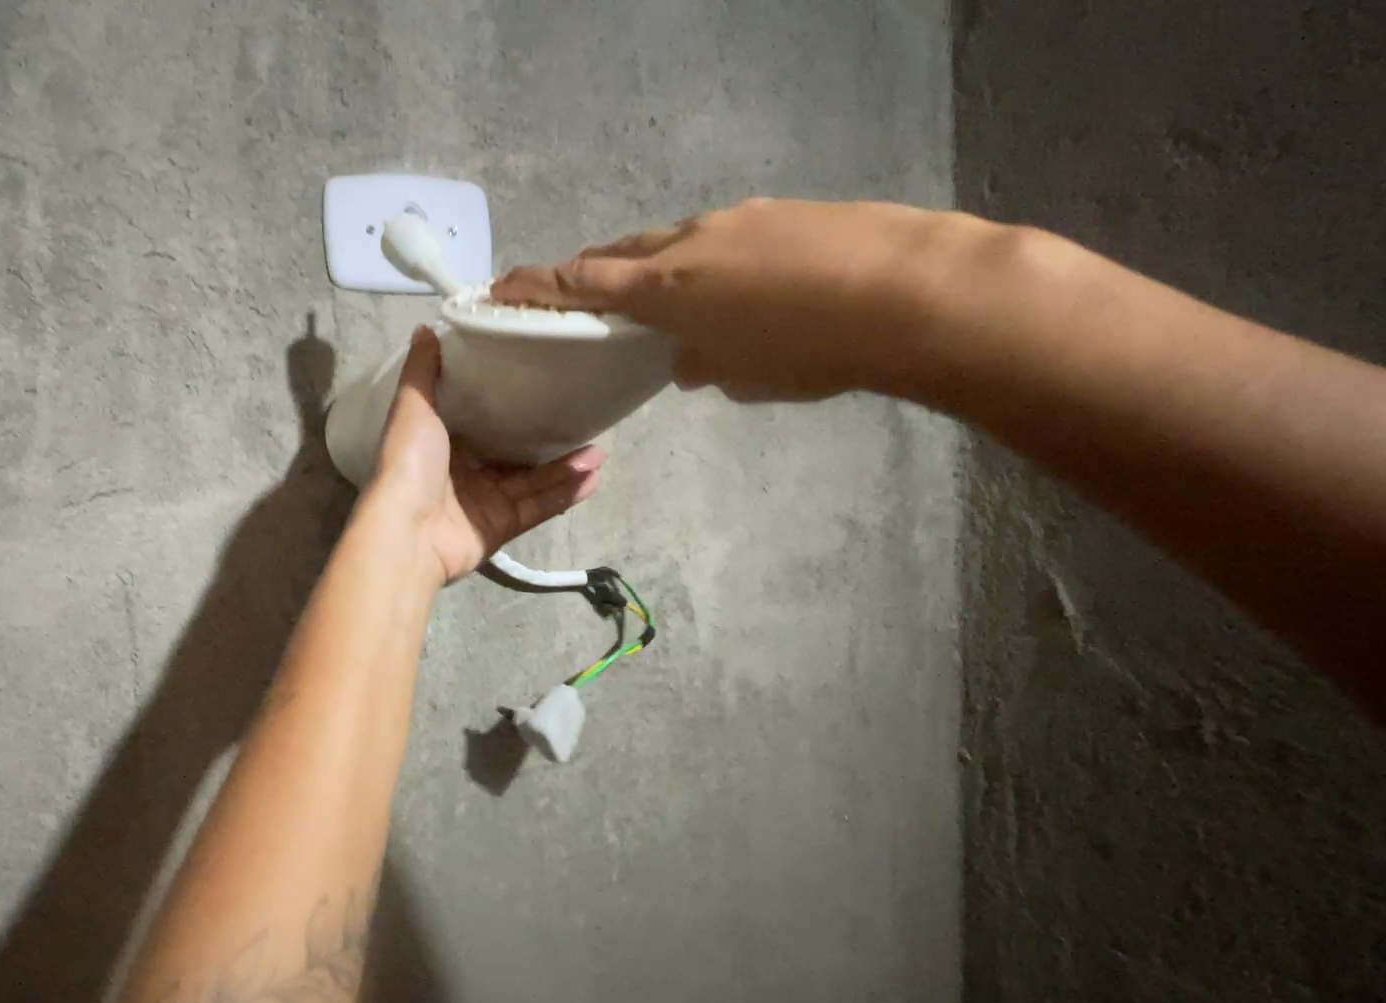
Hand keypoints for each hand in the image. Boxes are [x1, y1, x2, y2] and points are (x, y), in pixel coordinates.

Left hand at [365, 326, 605, 584]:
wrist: (406, 532)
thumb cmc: (409, 465)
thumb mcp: (413, 408)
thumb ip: (423, 372)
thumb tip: (424, 328)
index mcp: (443, 444)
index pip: (483, 423)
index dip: (512, 408)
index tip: (544, 386)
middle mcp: (464, 474)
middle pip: (515, 454)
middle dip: (550, 441)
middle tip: (586, 420)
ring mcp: (484, 503)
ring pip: (533, 482)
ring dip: (566, 468)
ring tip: (600, 451)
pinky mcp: (500, 527)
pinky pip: (538, 508)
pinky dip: (565, 495)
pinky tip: (593, 478)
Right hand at [491, 198, 970, 401]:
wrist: (913, 292)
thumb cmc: (810, 350)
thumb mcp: (740, 376)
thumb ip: (698, 363)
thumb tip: (686, 357)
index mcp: (666, 286)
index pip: (580, 281)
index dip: (537, 287)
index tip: (503, 290)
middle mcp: (691, 241)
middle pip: (622, 253)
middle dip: (596, 276)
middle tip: (585, 303)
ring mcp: (739, 219)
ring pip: (675, 243)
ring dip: (659, 271)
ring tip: (674, 305)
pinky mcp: (782, 213)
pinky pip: (725, 238)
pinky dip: (712, 264)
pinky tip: (744, 290)